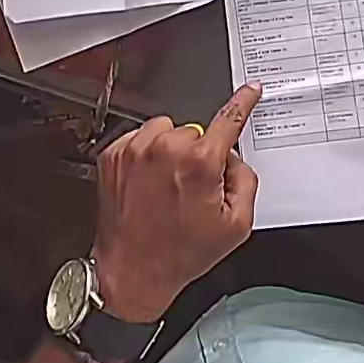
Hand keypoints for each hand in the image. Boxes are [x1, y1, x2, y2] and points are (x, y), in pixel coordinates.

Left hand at [90, 83, 262, 322]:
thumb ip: (246, 181)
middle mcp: (164, 150)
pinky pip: (140, 137)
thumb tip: (233, 159)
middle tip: (192, 188)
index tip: (250, 90)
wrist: (132, 272)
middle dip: (199, 153)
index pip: (229, 119)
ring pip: (166, 130)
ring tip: (167, 184)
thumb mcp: (236, 225)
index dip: (244, 102)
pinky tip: (149, 182)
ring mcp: (134, 151)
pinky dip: (148, 153)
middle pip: (195, 131)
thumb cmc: (178, 253)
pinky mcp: (113, 156)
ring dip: (171, 149)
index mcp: (198, 164)